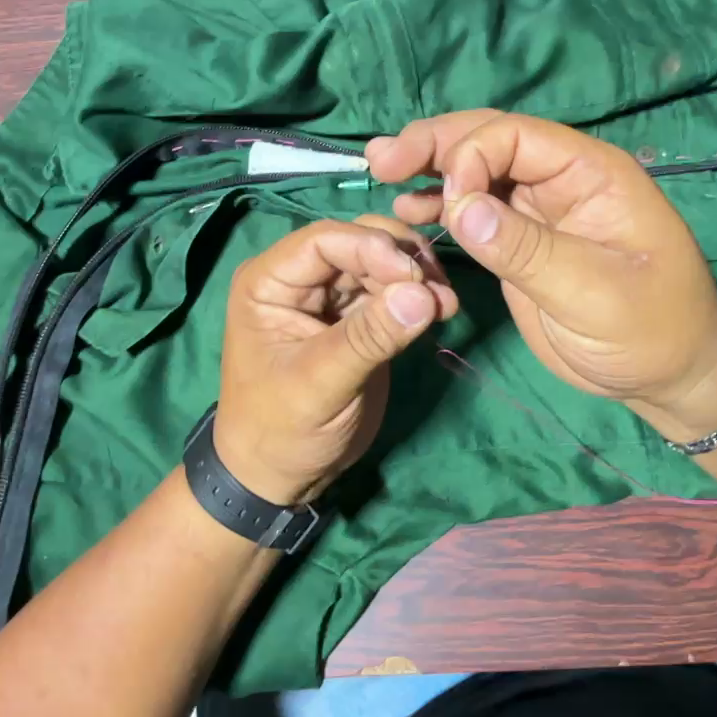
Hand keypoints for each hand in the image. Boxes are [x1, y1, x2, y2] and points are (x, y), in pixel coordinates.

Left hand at [215, 216, 458, 505]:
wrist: (281, 476)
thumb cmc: (281, 430)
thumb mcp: (320, 385)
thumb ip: (368, 338)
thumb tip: (422, 293)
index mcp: (269, 282)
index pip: (325, 240)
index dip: (372, 247)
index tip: (415, 276)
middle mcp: (299, 278)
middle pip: (358, 242)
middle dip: (401, 259)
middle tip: (439, 291)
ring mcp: (330, 295)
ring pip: (380, 261)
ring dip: (416, 275)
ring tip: (447, 304)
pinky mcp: (358, 317)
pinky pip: (391, 291)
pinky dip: (418, 297)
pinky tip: (443, 311)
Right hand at [365, 111, 716, 442]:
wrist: (669, 373)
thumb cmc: (651, 329)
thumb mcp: (594, 292)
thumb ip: (526, 249)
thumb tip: (459, 207)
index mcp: (590, 173)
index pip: (517, 137)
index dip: (471, 156)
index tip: (447, 201)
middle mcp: (561, 180)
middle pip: (489, 141)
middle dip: (435, 145)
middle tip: (381, 159)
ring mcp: (538, 210)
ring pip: (476, 172)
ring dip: (429, 170)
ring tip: (383, 174)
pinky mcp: (521, 242)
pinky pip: (475, 212)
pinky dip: (440, 207)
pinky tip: (408, 211)